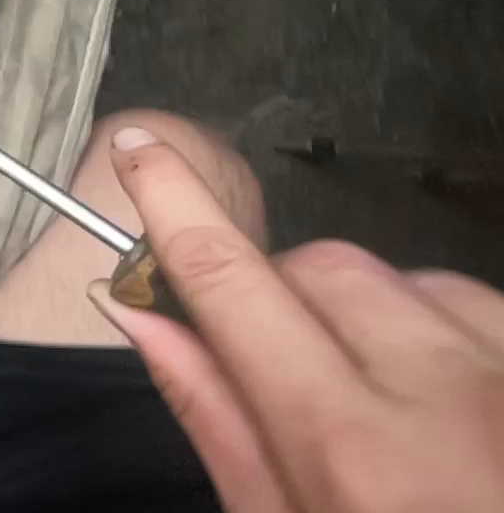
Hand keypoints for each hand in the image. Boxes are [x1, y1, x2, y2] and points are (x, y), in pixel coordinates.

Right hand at [91, 138, 503, 511]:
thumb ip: (211, 413)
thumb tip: (128, 308)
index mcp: (348, 443)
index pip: (226, 276)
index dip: (170, 200)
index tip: (139, 150)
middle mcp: (453, 399)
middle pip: (323, 266)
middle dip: (285, 292)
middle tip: (291, 361)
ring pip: (418, 282)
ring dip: (383, 314)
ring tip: (401, 392)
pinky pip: (492, 311)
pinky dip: (462, 336)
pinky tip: (470, 398)